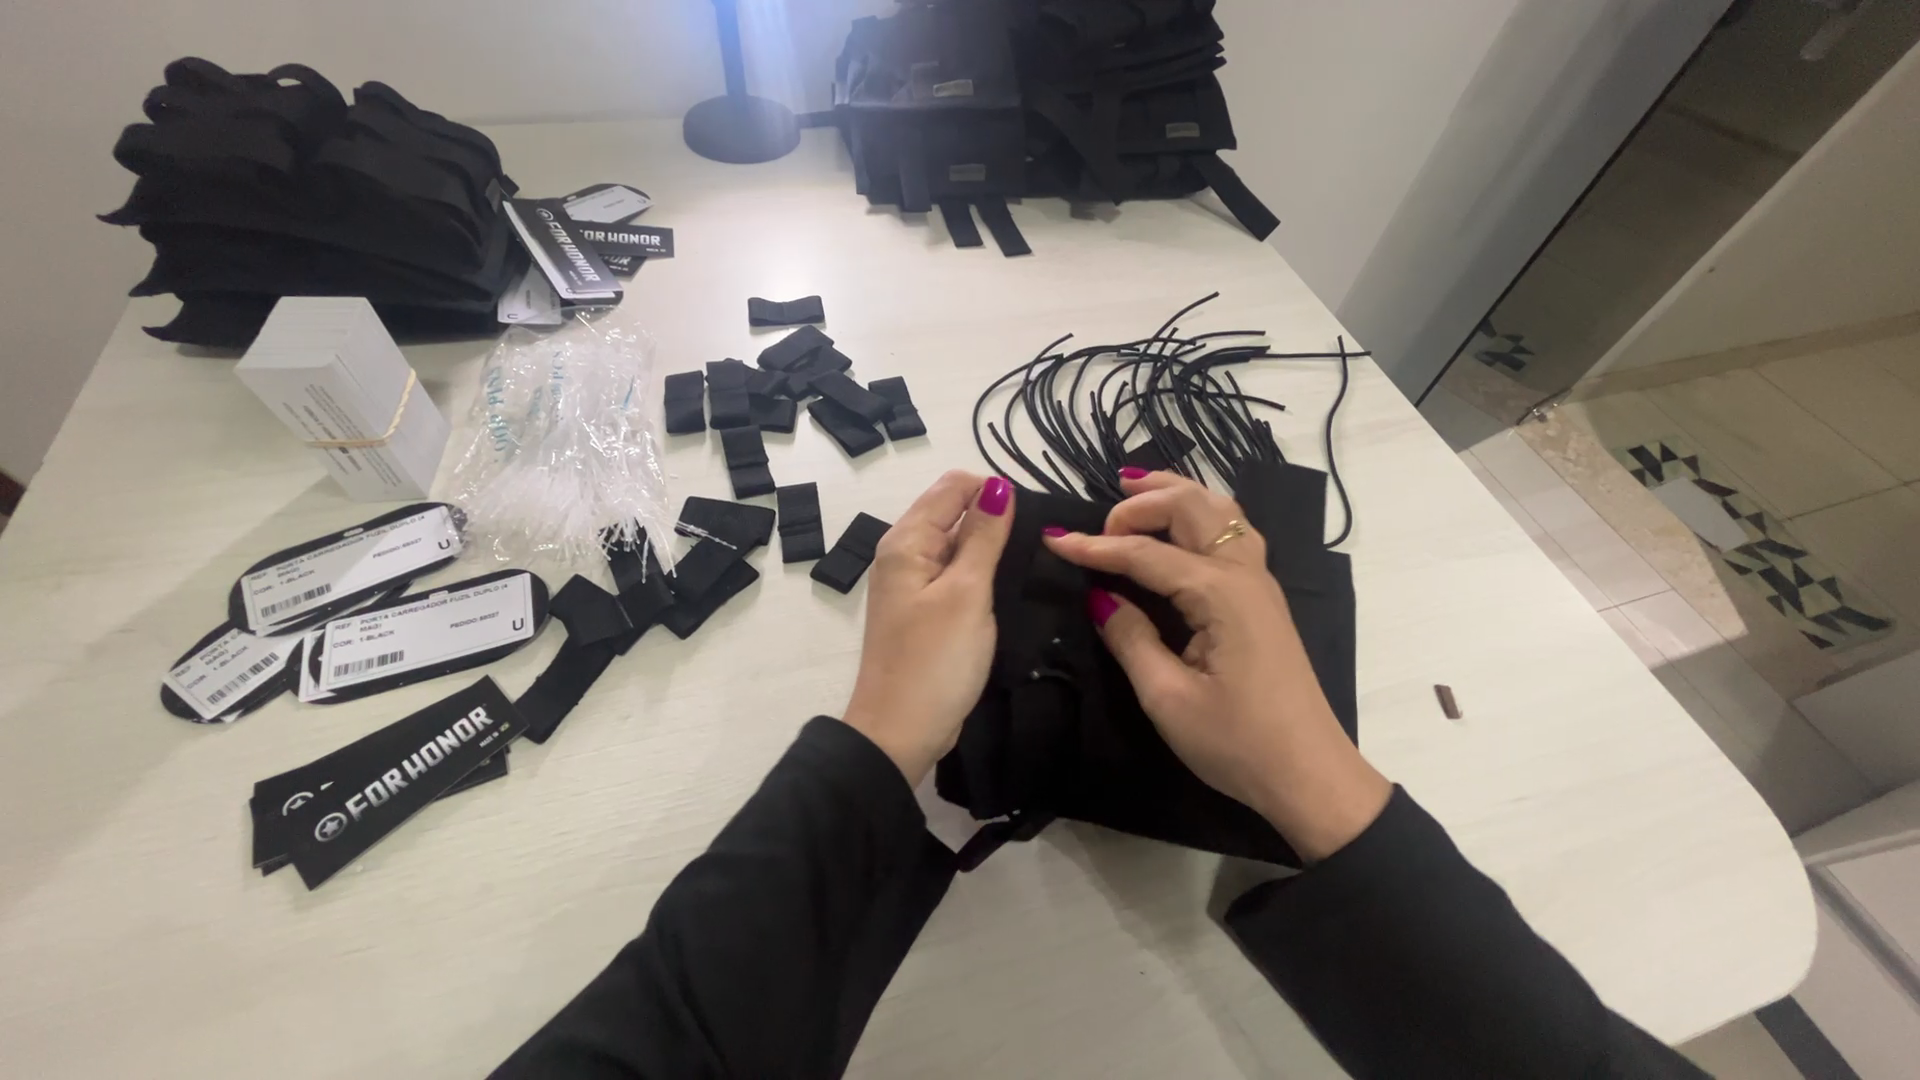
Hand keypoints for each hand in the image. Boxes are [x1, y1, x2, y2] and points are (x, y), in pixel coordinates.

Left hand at [841, 472, 1014, 784]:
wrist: (901, 731)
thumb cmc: (935, 660)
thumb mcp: (967, 592)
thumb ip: (982, 536)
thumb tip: (997, 485)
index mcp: (906, 540)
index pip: (953, 486)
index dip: (993, 492)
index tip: (1032, 518)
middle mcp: (903, 553)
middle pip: (953, 513)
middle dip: (993, 517)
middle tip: (1037, 546)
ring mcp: (912, 584)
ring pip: (957, 545)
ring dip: (990, 548)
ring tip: (1030, 565)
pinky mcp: (924, 610)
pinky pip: (955, 575)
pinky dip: (980, 574)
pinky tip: (1006, 588)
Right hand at [1043, 469, 1390, 860]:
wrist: (1309, 774)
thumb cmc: (1237, 743)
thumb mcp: (1167, 698)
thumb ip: (1130, 639)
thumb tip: (1099, 597)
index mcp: (1220, 595)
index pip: (1146, 554)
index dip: (1096, 547)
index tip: (1053, 542)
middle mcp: (1245, 574)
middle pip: (1192, 507)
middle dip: (1141, 502)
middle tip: (1099, 521)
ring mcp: (1260, 582)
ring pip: (1220, 511)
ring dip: (1176, 493)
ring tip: (1133, 489)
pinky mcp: (1262, 598)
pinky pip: (1232, 532)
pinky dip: (1199, 514)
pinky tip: (1178, 526)